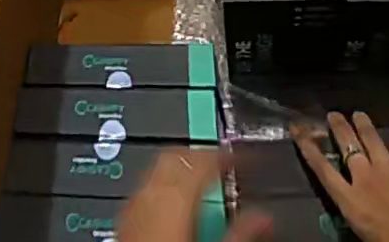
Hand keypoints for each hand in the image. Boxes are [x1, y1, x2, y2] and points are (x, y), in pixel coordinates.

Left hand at [119, 148, 271, 241]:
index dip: (227, 155)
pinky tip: (178, 208)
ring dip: (182, 169)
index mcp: (174, 197)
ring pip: (159, 169)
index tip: (245, 156)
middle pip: (176, 155)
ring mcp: (133, 207)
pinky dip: (165, 188)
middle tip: (226, 165)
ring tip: (207, 185)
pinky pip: (146, 189)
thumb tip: (264, 218)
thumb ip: (240, 234)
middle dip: (201, 155)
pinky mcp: (124, 222)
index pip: (204, 158)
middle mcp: (149, 194)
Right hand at [295, 112, 388, 241]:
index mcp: (351, 201)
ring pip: (371, 138)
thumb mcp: (367, 237)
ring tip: (359, 114)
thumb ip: (358, 218)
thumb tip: (352, 210)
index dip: (308, 147)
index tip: (298, 129)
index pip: (322, 169)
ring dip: (364, 124)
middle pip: (346, 145)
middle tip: (332, 114)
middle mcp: (365, 179)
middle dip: (338, 127)